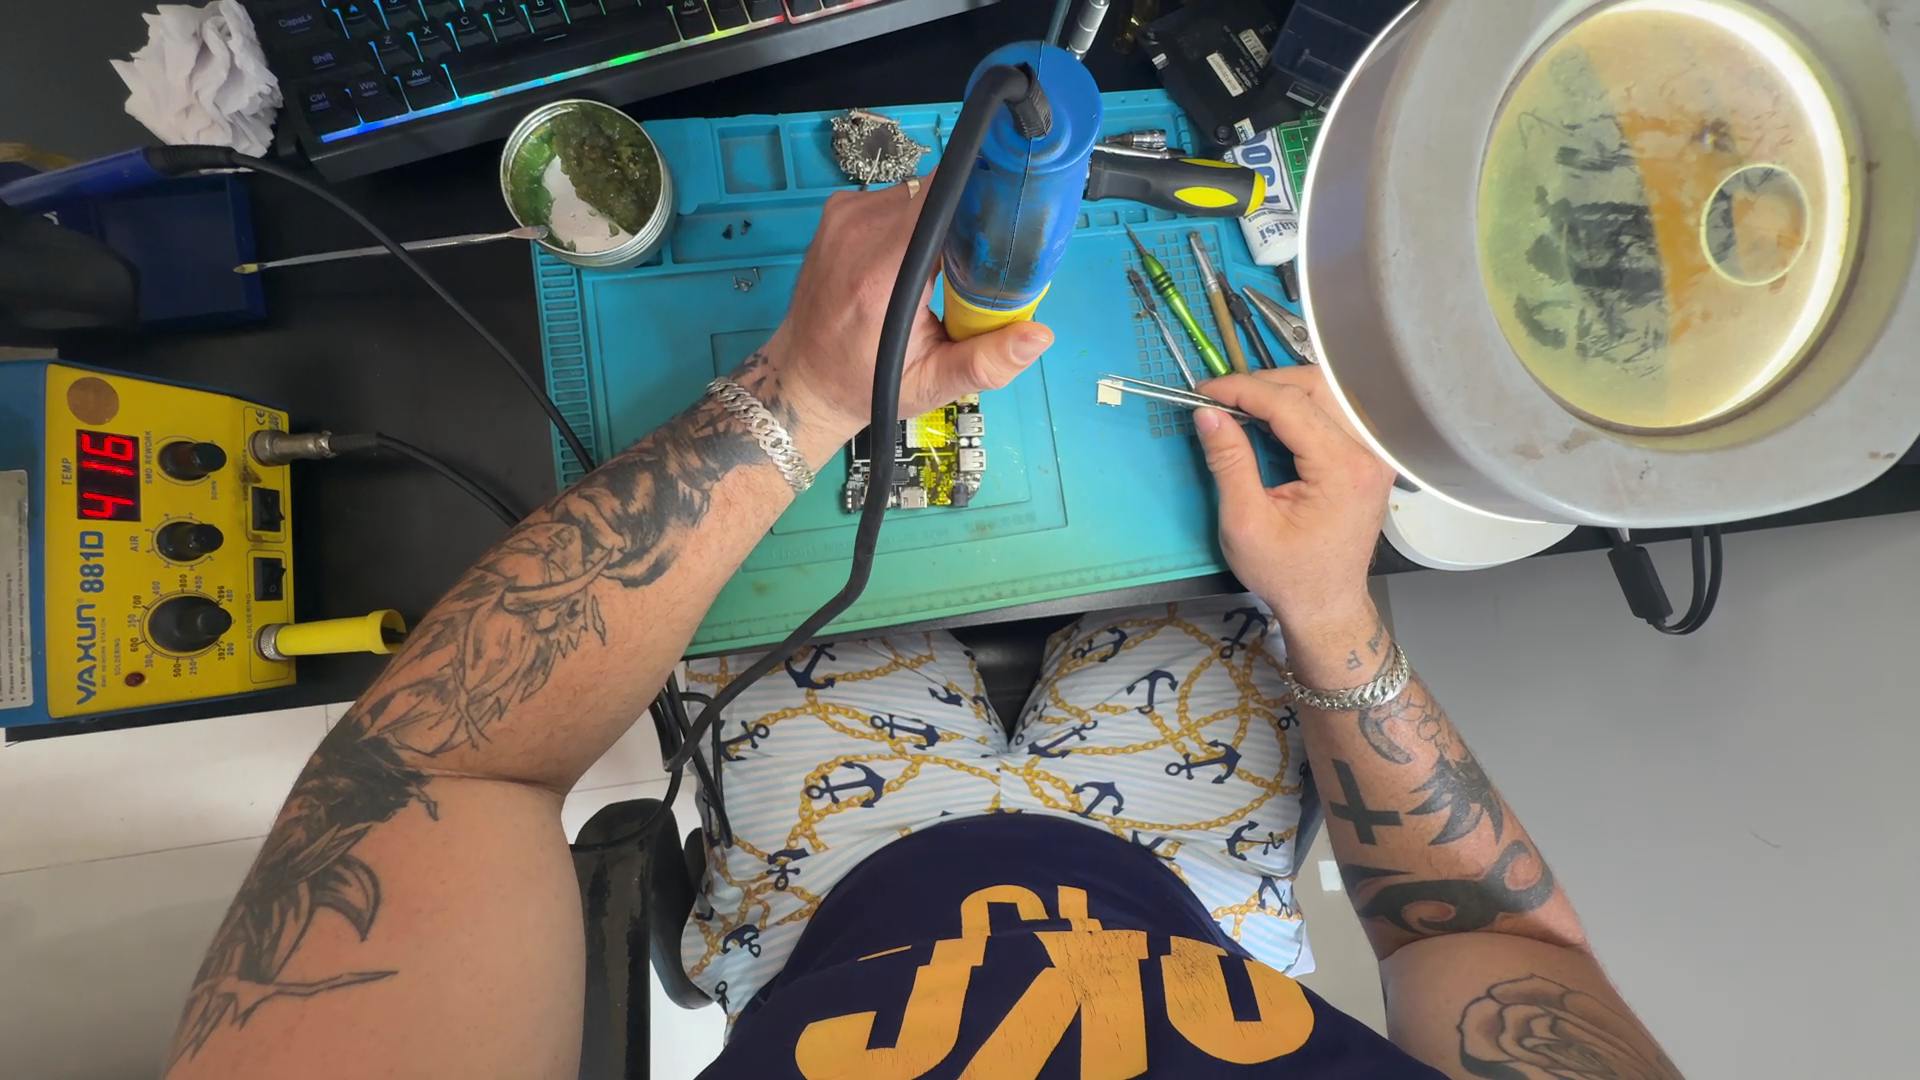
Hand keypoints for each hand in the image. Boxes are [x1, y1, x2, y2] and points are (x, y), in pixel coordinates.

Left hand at [754, 179, 1054, 462]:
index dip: (981, 205)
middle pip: (937, 193)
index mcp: (880, 276)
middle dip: (965, 223)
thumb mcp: (931, 385)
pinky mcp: (840, 210)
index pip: (943, 200)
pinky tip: (912, 263)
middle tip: (973, 270)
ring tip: (940, 272)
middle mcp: (858, 231)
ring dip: (939, 223)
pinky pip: (896, 197)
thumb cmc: (867, 383)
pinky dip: (913, 223)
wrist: (806, 377)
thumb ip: (986, 363)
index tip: (1003, 230)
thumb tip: (1039, 336)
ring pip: (918, 191)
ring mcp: (844, 215)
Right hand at [1194, 367, 1396, 650]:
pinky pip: (1333, 413)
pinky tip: (1268, 420)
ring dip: (1280, 391)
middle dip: (1262, 383)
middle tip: (1220, 397)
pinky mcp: (1367, 458)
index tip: (1203, 391)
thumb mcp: (1244, 523)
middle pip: (1317, 386)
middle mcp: (1368, 452)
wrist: (1325, 603)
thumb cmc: (1285, 573)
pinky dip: (1297, 406)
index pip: (1290, 404)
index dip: (1241, 389)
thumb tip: (1207, 414)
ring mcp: (1373, 453)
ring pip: (1327, 393)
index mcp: (1341, 468)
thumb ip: (1229, 462)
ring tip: (1240, 405)